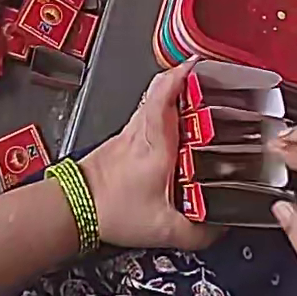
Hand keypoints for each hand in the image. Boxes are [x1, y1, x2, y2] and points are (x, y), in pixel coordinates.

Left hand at [79, 63, 222, 250]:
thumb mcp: (163, 228)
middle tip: (210, 77)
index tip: (200, 63)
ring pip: (153, 97)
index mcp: (156, 141)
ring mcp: (131, 130)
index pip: (166, 93)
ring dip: (174, 90)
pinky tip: (178, 123)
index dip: (182, 74)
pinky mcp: (125, 138)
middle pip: (161, 87)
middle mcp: (143, 129)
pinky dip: (164, 107)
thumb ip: (198, 232)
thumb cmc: (113, 210)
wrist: (75, 207)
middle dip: (186, 76)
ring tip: (200, 95)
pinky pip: (148, 112)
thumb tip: (222, 227)